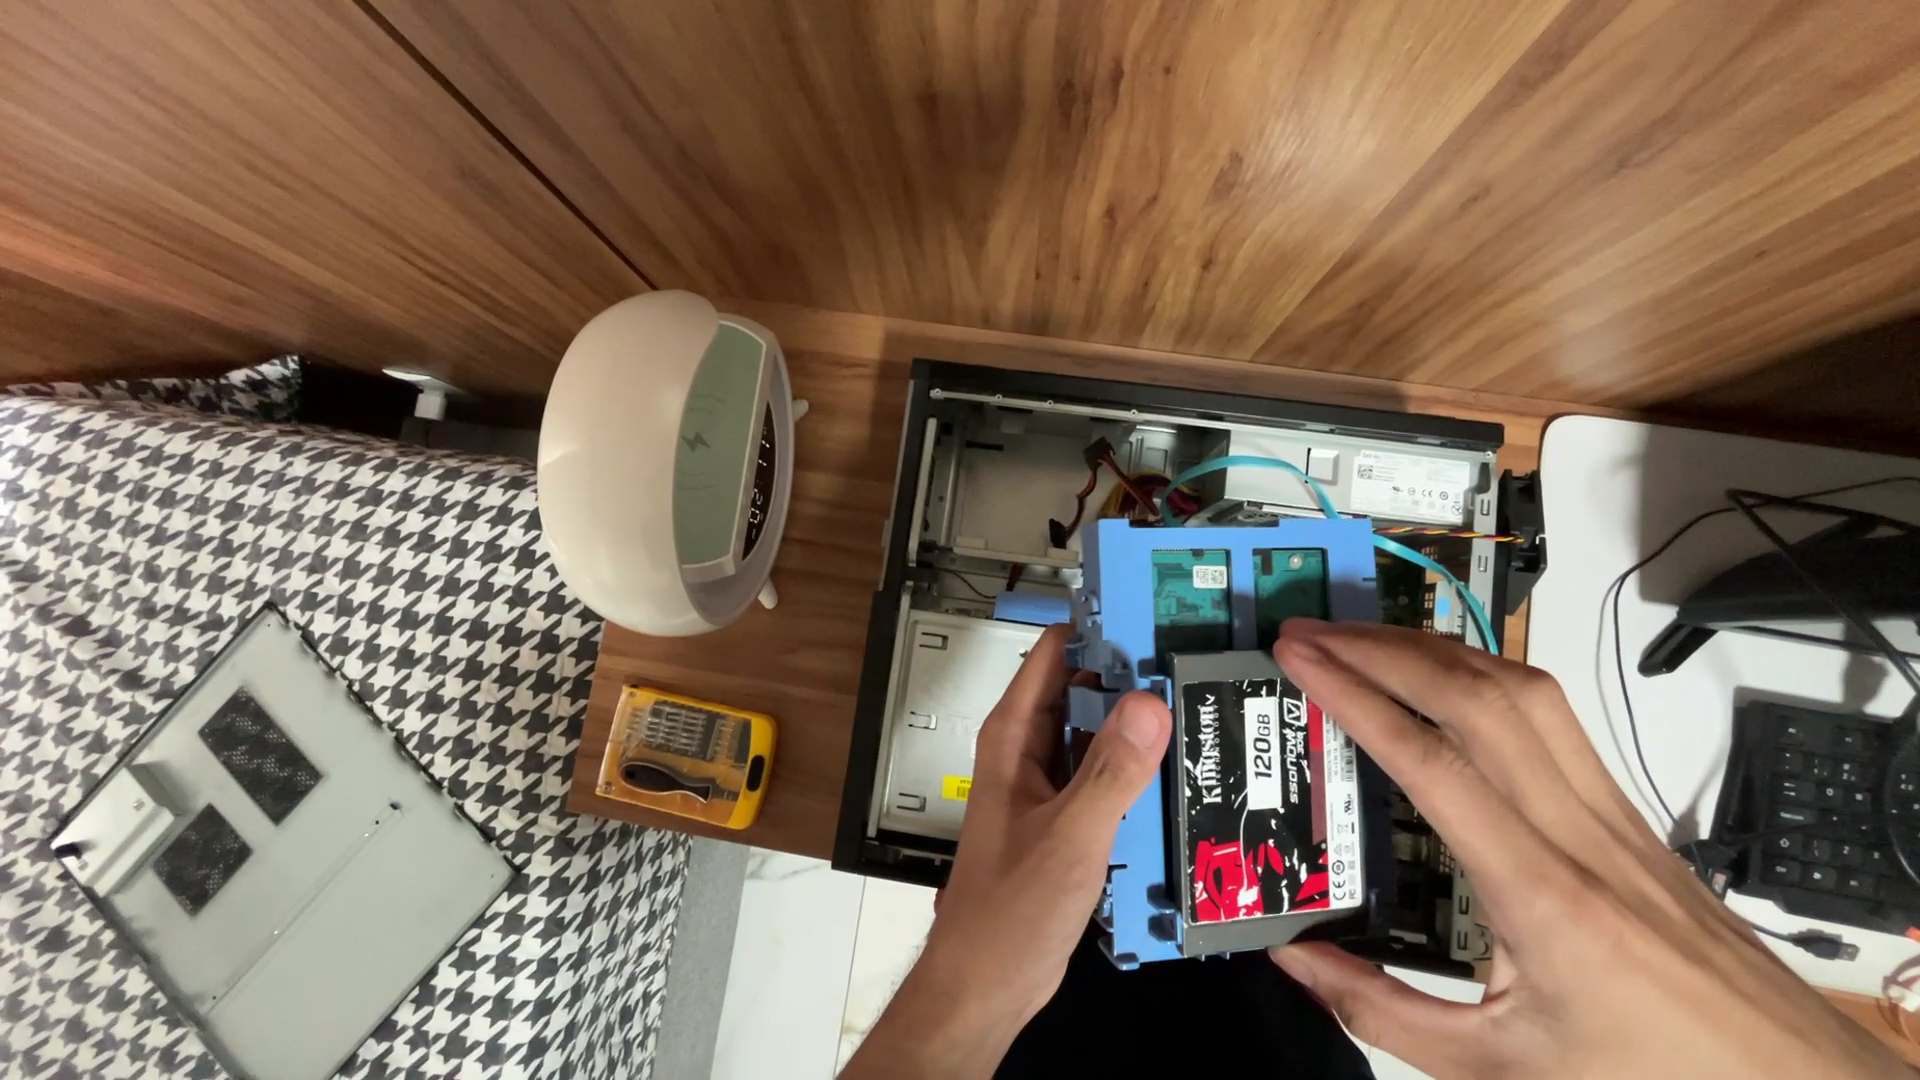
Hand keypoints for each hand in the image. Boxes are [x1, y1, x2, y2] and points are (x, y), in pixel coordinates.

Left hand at [842, 624, 1170, 1078]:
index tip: (1153, 609)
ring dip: (1135, 719)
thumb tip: (1149, 701)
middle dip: (1129, 671)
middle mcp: (1028, 748)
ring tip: (1200, 700)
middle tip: (1197, 656)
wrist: (987, 981)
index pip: (1053, 653)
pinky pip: (1102, 773)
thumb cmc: (1011, 907)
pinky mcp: (1065, 814)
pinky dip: (1133, 764)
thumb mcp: (1069, 837)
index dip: (1097, 626)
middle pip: (1081, 687)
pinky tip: (1178, 767)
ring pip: (1095, 732)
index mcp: (1013, 736)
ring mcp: (1047, 782)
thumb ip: (1110, 773)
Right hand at [1269, 618, 1908, 1078]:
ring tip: (1360, 637)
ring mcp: (1613, 813)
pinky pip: (1549, 715)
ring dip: (1432, 649)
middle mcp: (1581, 833)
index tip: (1300, 657)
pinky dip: (1478, 672)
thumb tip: (1287, 956)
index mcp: (1542, 896)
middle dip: (1383, 650)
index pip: (1433, 763)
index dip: (1356, 697)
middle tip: (1311, 631)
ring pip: (1522, 690)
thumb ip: (1379, 1011)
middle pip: (1478, 700)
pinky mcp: (1627, 811)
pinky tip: (1439, 676)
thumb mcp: (1499, 1073)